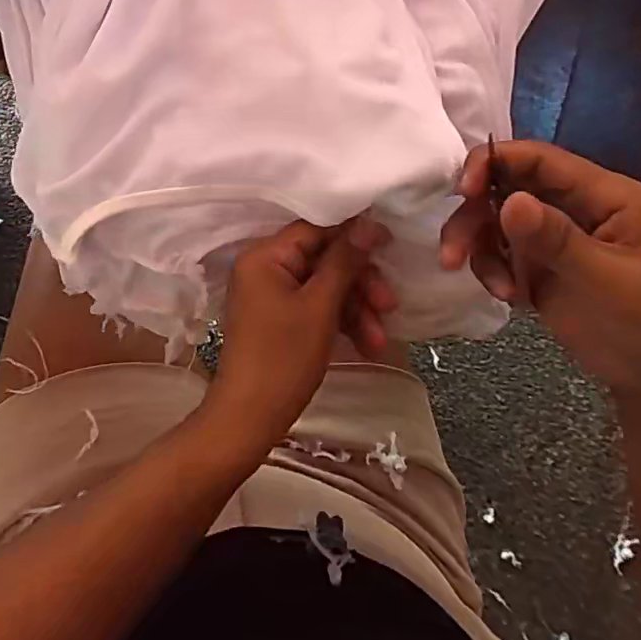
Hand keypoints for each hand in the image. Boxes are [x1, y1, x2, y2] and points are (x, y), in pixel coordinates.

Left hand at [208, 219, 387, 445]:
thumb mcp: (320, 306)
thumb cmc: (284, 357)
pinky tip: (368, 345)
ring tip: (380, 339)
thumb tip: (368, 224)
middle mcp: (263, 267)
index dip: (354, 234)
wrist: (250, 416)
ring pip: (324, 286)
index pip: (314, 228)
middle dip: (360, 282)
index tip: (390, 243)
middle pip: (322, 258)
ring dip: (356, 308)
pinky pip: (314, 306)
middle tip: (390, 304)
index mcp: (264, 255)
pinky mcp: (278, 316)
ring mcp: (270, 293)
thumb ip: (344, 262)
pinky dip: (340, 321)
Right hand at [439, 141, 640, 400]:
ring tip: (494, 289)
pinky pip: (500, 255)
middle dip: (473, 217)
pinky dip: (493, 272)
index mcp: (604, 196)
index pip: (537, 159)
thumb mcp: (610, 280)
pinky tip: (510, 299)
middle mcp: (575, 209)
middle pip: (505, 190)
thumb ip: (556, 239)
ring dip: (479, 250)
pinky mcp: (542, 270)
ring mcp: (557, 240)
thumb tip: (507, 200)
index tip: (460, 192)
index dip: (491, 163)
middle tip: (451, 252)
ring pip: (495, 224)